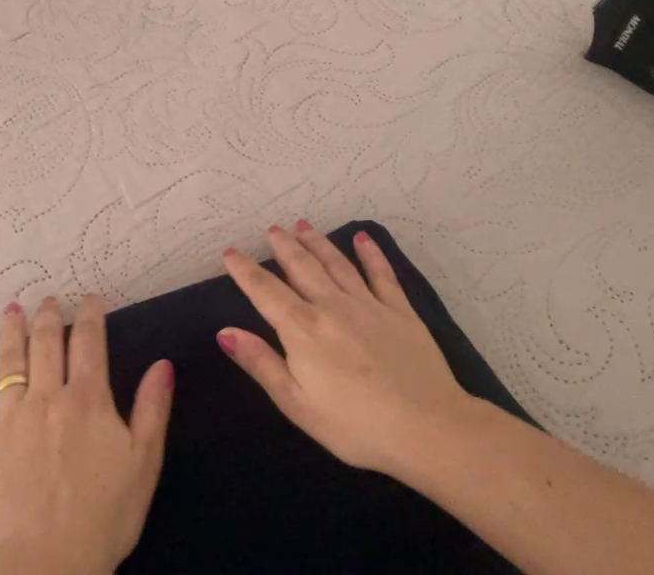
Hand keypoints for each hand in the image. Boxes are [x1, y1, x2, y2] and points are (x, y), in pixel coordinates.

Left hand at [0, 294, 173, 574]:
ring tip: (13, 309)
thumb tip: (162, 363)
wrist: (49, 562)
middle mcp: (46, 396)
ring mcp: (9, 416)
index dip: (90, 315)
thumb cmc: (105, 515)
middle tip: (49, 299)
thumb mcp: (144, 462)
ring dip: (12, 330)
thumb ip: (153, 409)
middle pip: (46, 343)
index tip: (90, 297)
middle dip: (49, 315)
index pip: (89, 342)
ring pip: (10, 360)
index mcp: (87, 399)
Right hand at [218, 221, 478, 481]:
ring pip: (337, 264)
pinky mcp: (400, 311)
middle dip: (284, 246)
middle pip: (302, 267)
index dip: (245, 271)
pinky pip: (381, 274)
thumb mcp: (297, 404)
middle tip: (272, 228)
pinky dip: (370, 254)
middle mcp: (331, 306)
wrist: (427, 428)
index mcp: (302, 329)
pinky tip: (362, 239)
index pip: (265, 292)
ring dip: (318, 243)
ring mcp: (369, 305)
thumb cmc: (355, 426)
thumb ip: (261, 363)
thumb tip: (225, 331)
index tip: (230, 252)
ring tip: (303, 225)